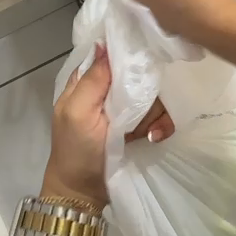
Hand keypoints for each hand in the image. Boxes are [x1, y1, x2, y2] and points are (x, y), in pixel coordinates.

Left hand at [45, 47, 173, 206]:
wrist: (84, 191)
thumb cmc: (75, 149)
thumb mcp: (77, 112)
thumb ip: (92, 80)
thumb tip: (104, 44)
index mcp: (87, 81)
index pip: (112, 55)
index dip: (129, 56)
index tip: (143, 65)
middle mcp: (109, 91)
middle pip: (139, 76)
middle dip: (146, 95)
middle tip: (139, 115)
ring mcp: (125, 109)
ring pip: (153, 97)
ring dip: (154, 116)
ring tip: (146, 134)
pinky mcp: (139, 127)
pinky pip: (160, 117)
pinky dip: (161, 127)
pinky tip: (154, 138)